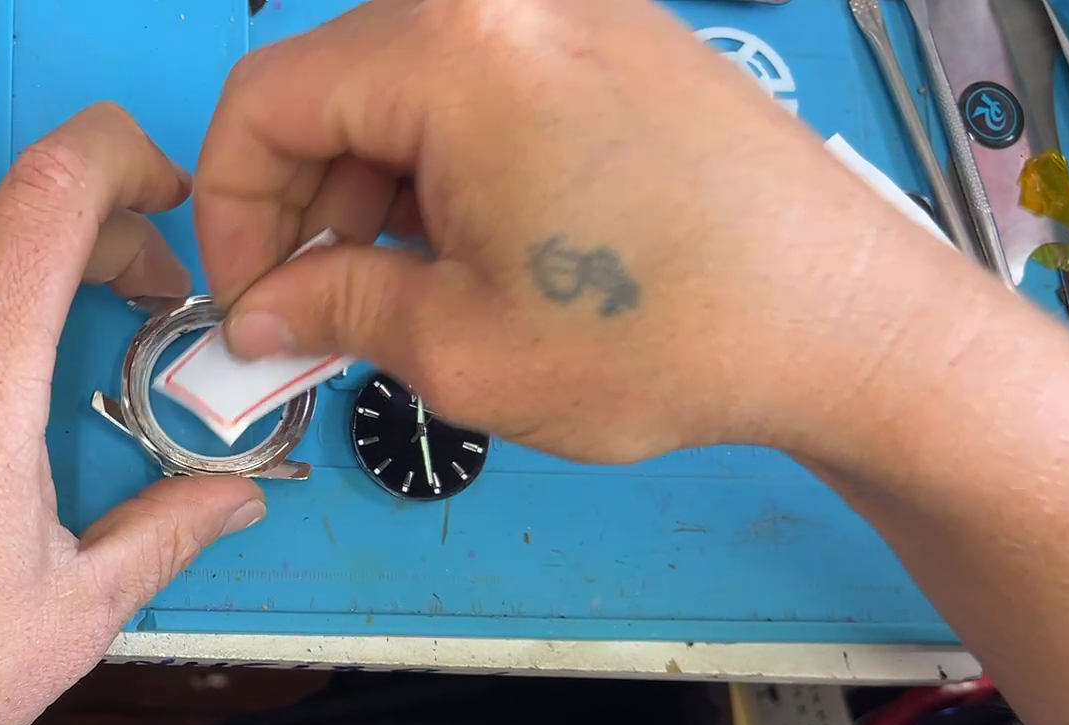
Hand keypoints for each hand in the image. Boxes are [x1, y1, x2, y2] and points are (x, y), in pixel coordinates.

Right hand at [194, 0, 1000, 465]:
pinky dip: (412, 190)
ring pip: (382, 107)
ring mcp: (556, 20)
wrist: (843, 332)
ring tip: (370, 303)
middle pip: (318, 97)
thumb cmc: (639, 344)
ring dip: (348, 209)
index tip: (245, 301)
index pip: (260, 104)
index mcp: (452, 53)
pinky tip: (433, 263)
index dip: (225, 213)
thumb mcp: (451, 347)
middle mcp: (499, 3)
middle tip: (298, 314)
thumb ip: (325, 312)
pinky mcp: (593, 55)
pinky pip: (452, 110)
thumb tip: (246, 319)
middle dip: (285, 215)